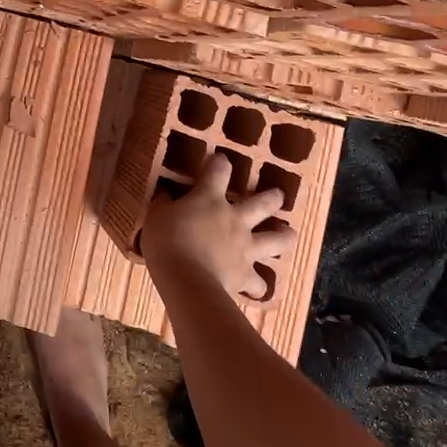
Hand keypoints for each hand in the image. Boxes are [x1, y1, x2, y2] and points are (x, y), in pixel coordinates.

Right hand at [140, 154, 294, 299]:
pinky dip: (259, 285)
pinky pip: (259, 284)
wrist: (186, 278)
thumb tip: (166, 196)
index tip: (220, 159)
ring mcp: (245, 248)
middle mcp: (234, 219)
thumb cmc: (167, 239)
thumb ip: (164, 205)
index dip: (220, 163)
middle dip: (272, 198)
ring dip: (285, 237)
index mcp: (209, 199)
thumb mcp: (156, 215)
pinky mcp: (246, 275)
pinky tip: (258, 287)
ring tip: (290, 234)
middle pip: (261, 204)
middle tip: (279, 194)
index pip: (218, 172)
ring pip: (275, 240)